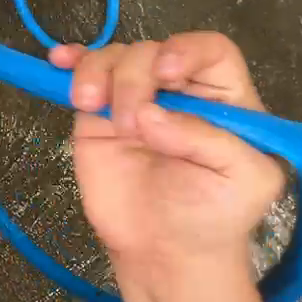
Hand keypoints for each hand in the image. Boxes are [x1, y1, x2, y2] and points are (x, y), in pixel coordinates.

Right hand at [47, 33, 284, 283]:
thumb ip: (208, 141)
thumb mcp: (244, 180)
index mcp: (222, 99)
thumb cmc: (215, 216)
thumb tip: (150, 115)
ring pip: (112, 58)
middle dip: (134, 80)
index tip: (166, 75)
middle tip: (129, 126)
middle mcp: (176, 92)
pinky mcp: (94, 117)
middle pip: (150, 52)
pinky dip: (70, 63)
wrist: (163, 251)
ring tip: (90, 106)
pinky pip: (81, 77)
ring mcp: (131, 101)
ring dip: (96, 73)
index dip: (185, 50)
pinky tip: (57, 61)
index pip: (208, 50)